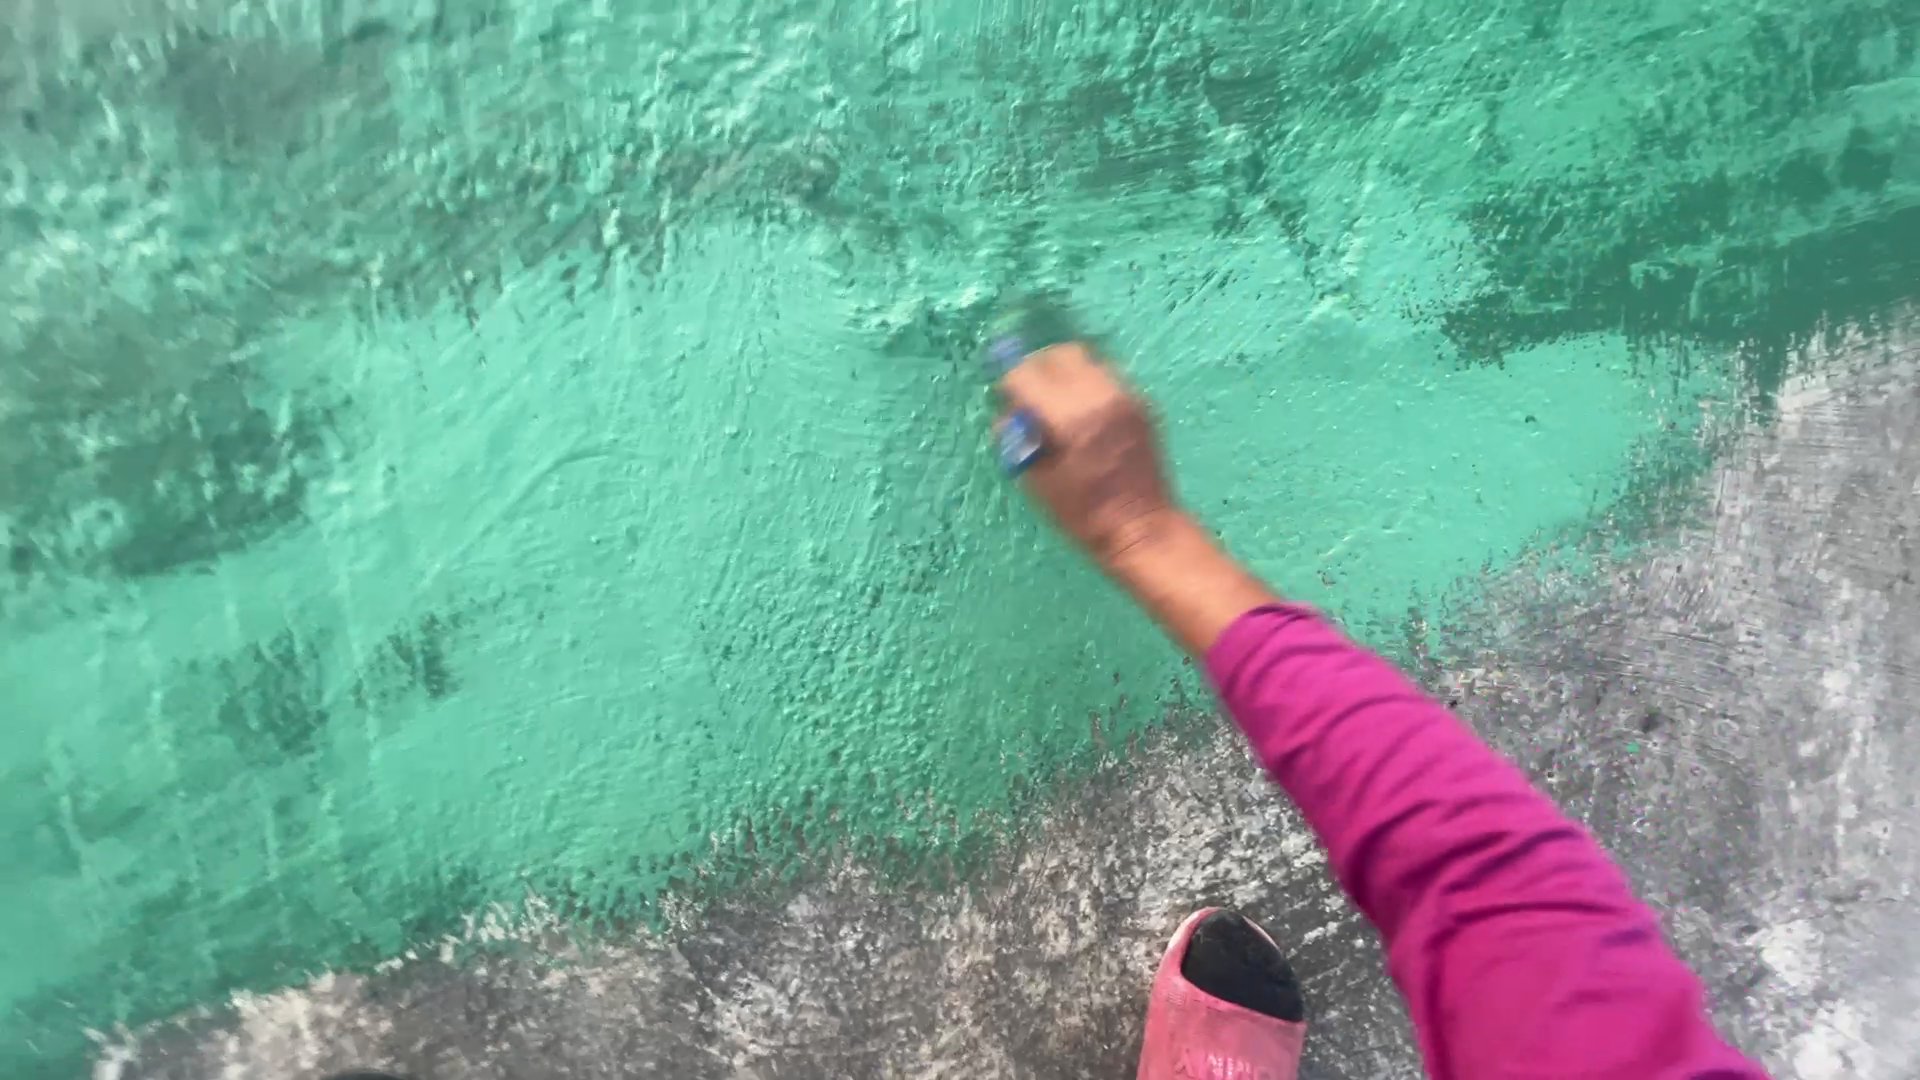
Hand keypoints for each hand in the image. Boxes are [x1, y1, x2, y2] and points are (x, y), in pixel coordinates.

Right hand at [996, 342, 1180, 569]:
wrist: (1142, 528)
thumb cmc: (1083, 515)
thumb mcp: (1037, 482)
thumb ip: (1018, 441)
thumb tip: (1008, 414)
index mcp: (1071, 419)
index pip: (1027, 375)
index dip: (1010, 386)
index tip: (1008, 402)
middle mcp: (1100, 397)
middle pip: (1058, 355)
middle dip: (1037, 370)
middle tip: (1029, 396)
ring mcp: (1125, 397)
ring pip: (1085, 360)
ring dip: (1063, 375)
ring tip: (1057, 404)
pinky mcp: (1141, 403)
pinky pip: (1105, 377)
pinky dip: (1086, 386)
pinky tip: (1083, 415)